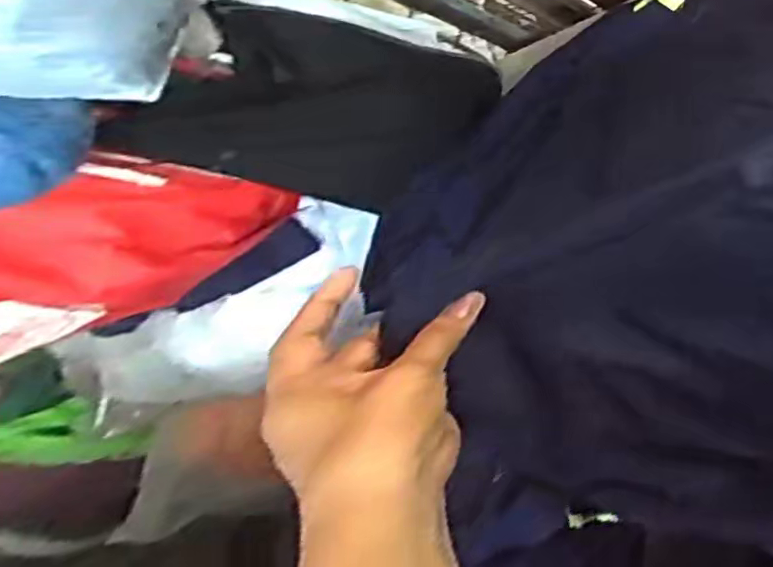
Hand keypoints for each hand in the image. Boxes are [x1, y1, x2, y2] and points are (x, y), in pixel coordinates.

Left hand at [262, 267, 481, 514]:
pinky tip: (454, 340)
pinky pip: (408, 383)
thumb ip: (441, 332)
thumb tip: (473, 296)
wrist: (391, 501)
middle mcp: (319, 402)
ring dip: (412, 341)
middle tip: (420, 286)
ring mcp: (354, 417)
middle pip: (350, 349)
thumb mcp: (410, 374)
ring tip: (444, 306)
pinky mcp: (389, 426)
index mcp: (299, 390)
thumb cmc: (375, 433)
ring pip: (385, 366)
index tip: (352, 271)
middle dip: (385, 320)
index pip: (304, 336)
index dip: (325, 302)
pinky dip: (427, 362)